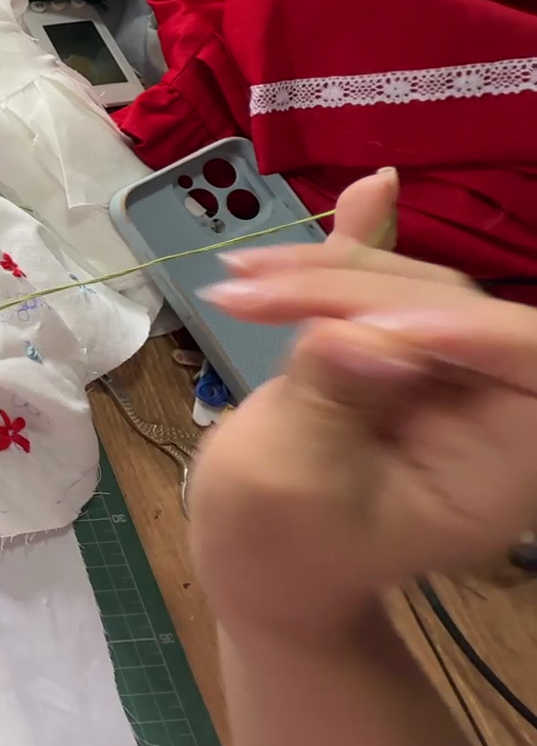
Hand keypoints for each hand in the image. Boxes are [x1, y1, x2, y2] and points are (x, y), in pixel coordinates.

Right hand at [192, 170, 536, 636]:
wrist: (258, 553)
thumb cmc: (273, 535)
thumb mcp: (291, 478)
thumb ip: (329, 403)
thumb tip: (357, 333)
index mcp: (505, 453)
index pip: (520, 357)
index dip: (447, 323)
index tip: (333, 323)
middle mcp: (489, 402)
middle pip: (448, 305)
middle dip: (343, 287)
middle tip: (242, 293)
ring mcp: (434, 374)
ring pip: (404, 286)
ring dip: (322, 268)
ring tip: (236, 278)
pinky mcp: (381, 355)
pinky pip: (385, 288)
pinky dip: (368, 240)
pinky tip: (370, 191)